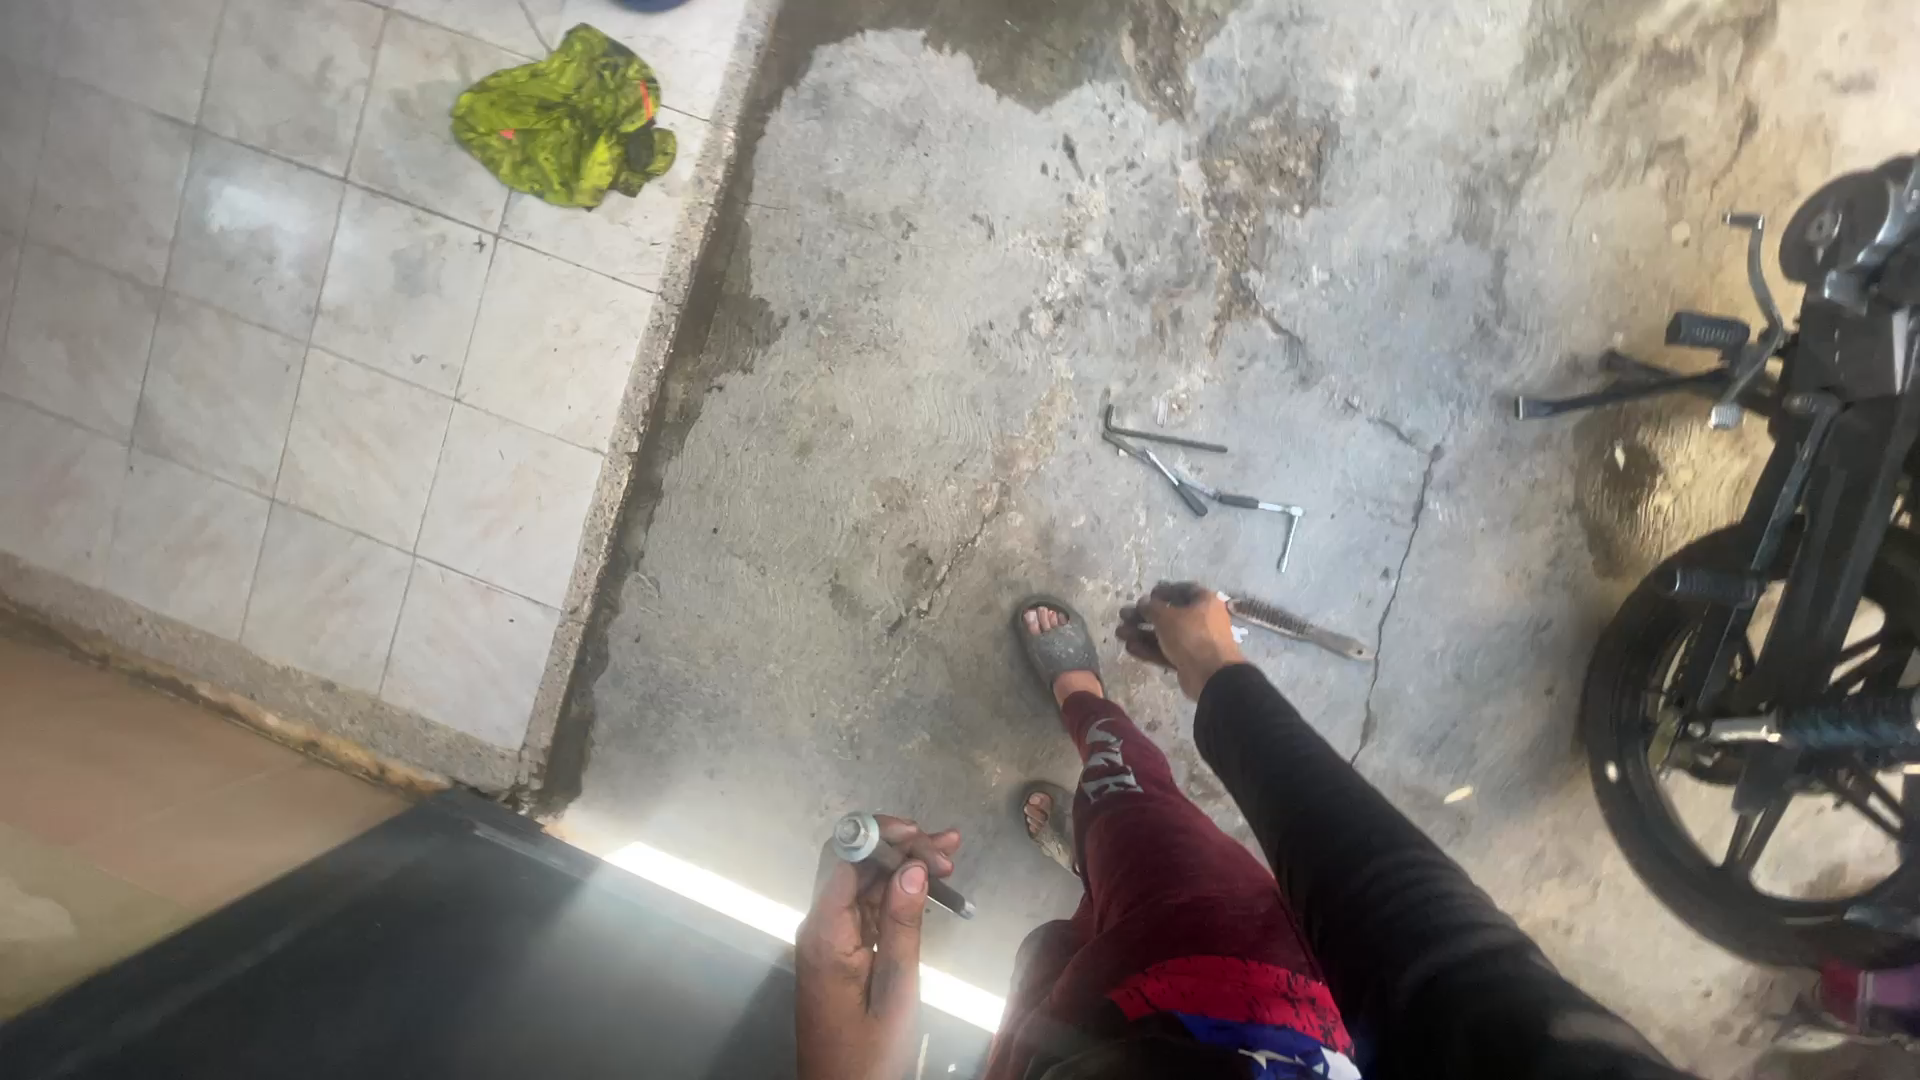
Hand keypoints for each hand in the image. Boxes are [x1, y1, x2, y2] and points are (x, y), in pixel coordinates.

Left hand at [795, 815, 961, 1079]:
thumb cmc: (867, 1057)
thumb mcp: (894, 991)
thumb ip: (901, 925)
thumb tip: (913, 866)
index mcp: (824, 932)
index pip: (845, 858)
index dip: (880, 835)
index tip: (919, 833)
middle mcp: (821, 925)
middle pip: (857, 864)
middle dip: (902, 846)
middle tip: (948, 846)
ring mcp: (832, 936)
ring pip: (867, 881)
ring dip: (906, 864)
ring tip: (950, 853)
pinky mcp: (844, 949)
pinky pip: (870, 906)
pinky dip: (901, 891)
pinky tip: (930, 881)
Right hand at [1117, 581, 1246, 699]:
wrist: (1211, 675)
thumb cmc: (1191, 635)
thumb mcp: (1166, 617)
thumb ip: (1151, 607)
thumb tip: (1143, 602)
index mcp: (1204, 602)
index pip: (1183, 590)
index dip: (1163, 591)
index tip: (1147, 595)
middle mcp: (1201, 619)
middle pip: (1168, 614)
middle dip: (1144, 616)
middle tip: (1123, 616)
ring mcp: (1195, 642)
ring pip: (1164, 634)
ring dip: (1141, 633)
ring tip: (1119, 633)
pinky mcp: (1188, 660)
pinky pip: (1166, 650)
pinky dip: (1149, 649)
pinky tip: (1130, 648)